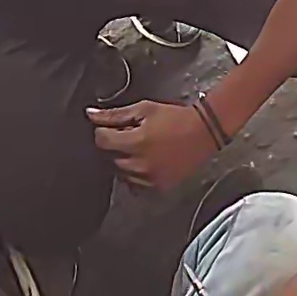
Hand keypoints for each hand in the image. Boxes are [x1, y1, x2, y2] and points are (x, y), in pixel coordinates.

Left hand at [88, 100, 216, 189]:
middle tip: (130, 137)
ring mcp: (150, 177)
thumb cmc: (176, 117)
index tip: (112, 129)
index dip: (103, 132)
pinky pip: (136, 185)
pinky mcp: (159, 186)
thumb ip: (116, 114)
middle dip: (115, 147)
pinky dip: (137, 175)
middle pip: (110, 159)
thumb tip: (90, 114)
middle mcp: (140, 163)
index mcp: (136, 142)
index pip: (102, 141)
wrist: (205, 131)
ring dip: (125, 162)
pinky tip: (146, 162)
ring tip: (140, 149)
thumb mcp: (146, 109)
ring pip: (122, 174)